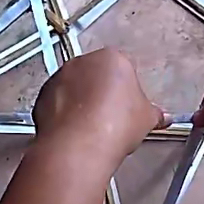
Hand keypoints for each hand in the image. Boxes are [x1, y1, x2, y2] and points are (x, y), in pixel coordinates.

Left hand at [32, 48, 165, 159]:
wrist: (80, 145)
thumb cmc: (115, 124)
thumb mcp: (147, 118)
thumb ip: (154, 113)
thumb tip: (160, 117)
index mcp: (113, 58)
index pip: (125, 69)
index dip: (129, 90)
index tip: (130, 106)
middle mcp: (83, 62)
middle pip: (97, 75)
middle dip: (104, 93)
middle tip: (114, 117)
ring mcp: (59, 78)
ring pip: (76, 88)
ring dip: (83, 103)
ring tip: (95, 127)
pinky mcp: (42, 96)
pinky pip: (58, 103)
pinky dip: (65, 114)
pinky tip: (78, 132)